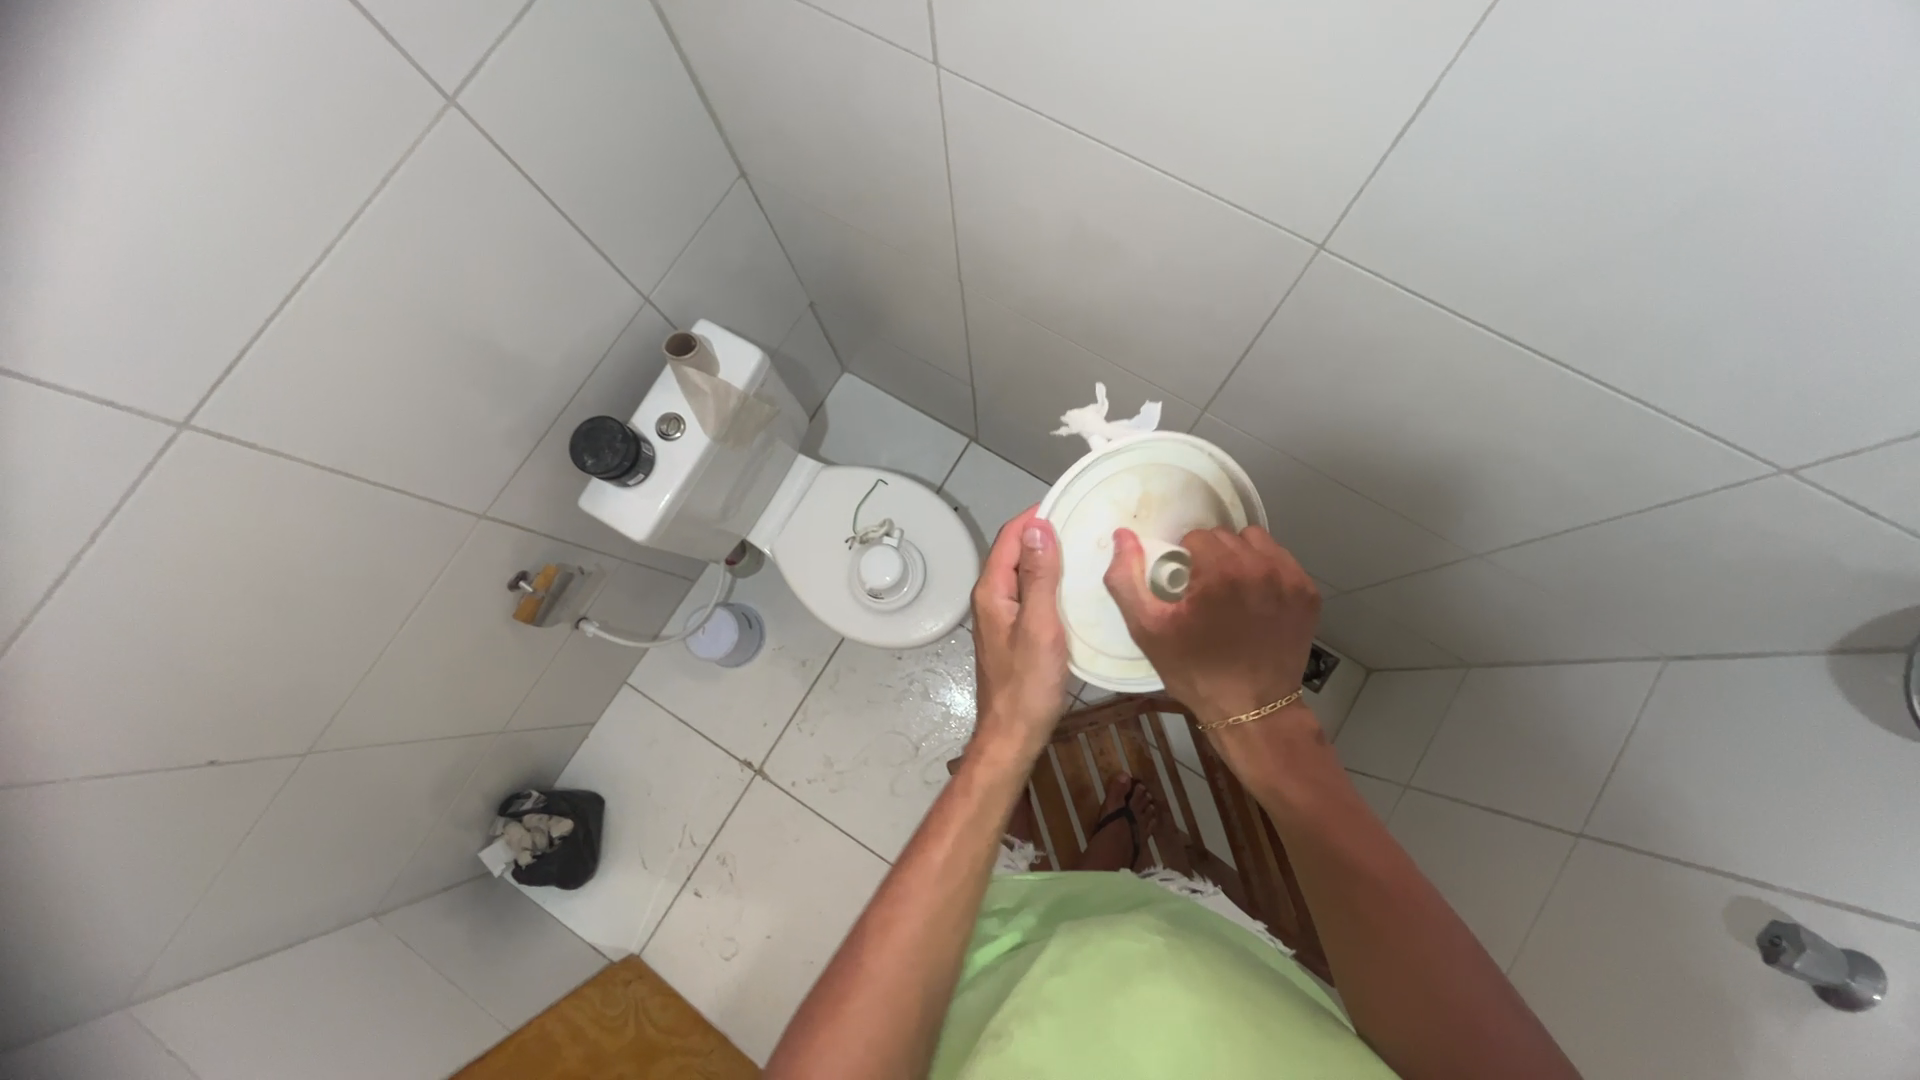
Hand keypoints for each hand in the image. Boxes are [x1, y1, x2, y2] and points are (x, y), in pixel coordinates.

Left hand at [969, 507, 1068, 762]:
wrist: (1013, 734)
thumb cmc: (1028, 684)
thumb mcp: (1040, 626)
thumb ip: (1039, 577)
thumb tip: (1037, 527)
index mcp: (992, 591)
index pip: (1010, 537)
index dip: (1036, 516)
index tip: (1070, 502)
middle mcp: (991, 598)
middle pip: (1016, 552)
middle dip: (1045, 533)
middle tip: (1086, 524)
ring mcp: (1001, 616)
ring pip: (1024, 574)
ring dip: (1050, 558)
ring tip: (1086, 549)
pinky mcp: (1014, 632)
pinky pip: (1031, 594)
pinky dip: (1051, 583)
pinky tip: (1076, 588)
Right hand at [1103, 526, 1319, 725]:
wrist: (1252, 709)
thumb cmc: (1195, 671)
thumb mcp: (1147, 630)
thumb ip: (1127, 578)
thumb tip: (1124, 536)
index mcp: (1221, 572)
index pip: (1195, 537)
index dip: (1182, 560)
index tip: (1182, 588)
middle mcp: (1260, 567)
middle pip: (1225, 537)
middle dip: (1210, 558)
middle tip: (1203, 592)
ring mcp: (1290, 579)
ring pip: (1255, 543)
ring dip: (1238, 557)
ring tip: (1230, 590)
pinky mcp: (1307, 594)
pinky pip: (1280, 561)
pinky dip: (1264, 571)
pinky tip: (1254, 600)